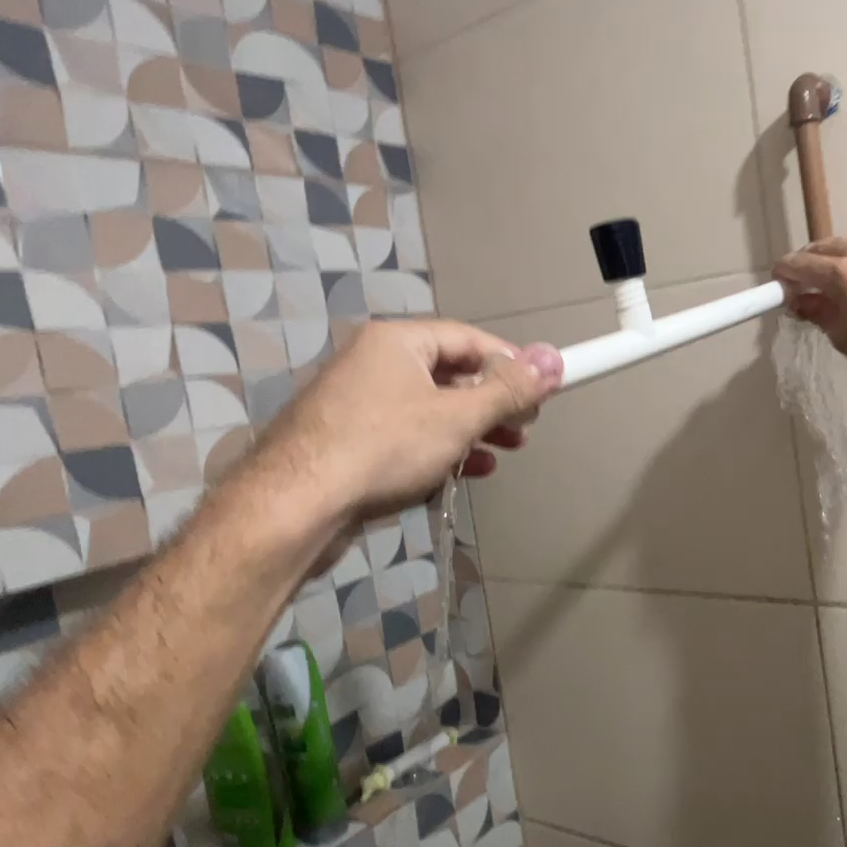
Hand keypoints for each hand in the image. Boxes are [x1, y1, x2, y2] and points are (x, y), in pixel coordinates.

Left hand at [254, 321, 563, 524]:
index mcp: (396, 342)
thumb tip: (552, 361)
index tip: (541, 387)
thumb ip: (508, 391)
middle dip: (494, 401)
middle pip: (450, 374)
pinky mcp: (350, 443)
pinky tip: (469, 470)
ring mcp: (358, 405)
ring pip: (431, 409)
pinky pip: (408, 436)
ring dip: (473, 429)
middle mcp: (374, 364)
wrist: (294, 507)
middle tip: (526, 424)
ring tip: (506, 450)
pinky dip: (442, 449)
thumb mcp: (457, 417)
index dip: (510, 361)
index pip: (469, 339)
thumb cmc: (382, 448)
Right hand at [773, 238, 846, 388]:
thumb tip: (801, 303)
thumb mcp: (844, 337)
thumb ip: (818, 313)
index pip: (798, 263)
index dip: (783, 275)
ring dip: (832, 261)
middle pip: (821, 248)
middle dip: (807, 264)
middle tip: (802, 287)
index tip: (778, 286)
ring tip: (832, 286)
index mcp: (843, 273)